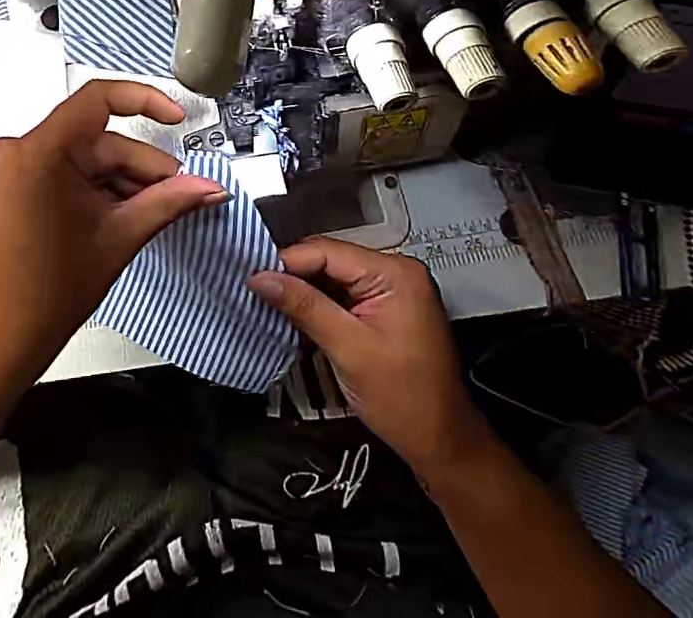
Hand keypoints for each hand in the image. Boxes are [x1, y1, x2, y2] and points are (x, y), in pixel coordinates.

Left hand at [0, 80, 229, 400]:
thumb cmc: (37, 300)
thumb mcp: (118, 239)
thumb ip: (169, 202)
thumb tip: (204, 186)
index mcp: (37, 155)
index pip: (99, 99)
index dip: (146, 100)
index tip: (174, 114)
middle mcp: (14, 152)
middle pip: (98, 140)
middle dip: (141, 168)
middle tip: (177, 193)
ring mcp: (8, 167)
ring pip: (84, 158)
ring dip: (120, 182)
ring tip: (148, 213)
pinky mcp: (9, 183)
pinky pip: (64, 170)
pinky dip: (94, 188)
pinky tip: (119, 213)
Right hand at [249, 238, 489, 472]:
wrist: (443, 442)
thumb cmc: (402, 397)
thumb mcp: (348, 349)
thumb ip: (304, 307)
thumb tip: (258, 278)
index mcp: (394, 272)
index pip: (327, 252)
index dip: (286, 262)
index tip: (250, 277)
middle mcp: (394, 271)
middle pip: (329, 262)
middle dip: (292, 277)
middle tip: (253, 292)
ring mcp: (390, 290)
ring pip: (332, 279)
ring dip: (302, 294)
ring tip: (265, 304)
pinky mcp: (384, 309)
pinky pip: (342, 296)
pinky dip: (318, 308)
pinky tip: (293, 320)